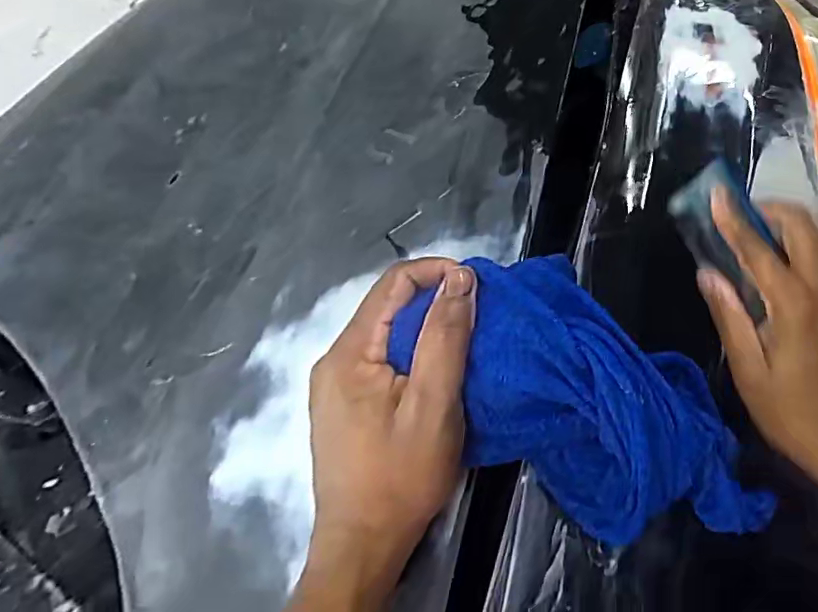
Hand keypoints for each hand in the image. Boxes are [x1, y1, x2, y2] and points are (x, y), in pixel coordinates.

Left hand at [292, 259, 475, 610]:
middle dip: (439, 299)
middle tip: (480, 316)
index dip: (439, 272)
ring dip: (432, 325)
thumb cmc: (401, 474)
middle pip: (391, 303)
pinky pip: (388, 353)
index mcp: (349, 354)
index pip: (394, 282)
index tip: (478, 287)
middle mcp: (336, 360)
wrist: (364, 545)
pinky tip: (443, 368)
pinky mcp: (349, 401)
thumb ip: (446, 335)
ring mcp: (339, 383)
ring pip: (391, 328)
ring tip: (469, 340)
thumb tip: (461, 277)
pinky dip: (420, 348)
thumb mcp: (434, 401)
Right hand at [697, 190, 817, 481]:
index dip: (734, 218)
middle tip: (741, 214)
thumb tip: (707, 272)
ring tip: (760, 230)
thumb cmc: (792, 412)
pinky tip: (782, 258)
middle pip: (801, 224)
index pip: (758, 247)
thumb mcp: (750, 372)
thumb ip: (730, 316)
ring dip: (791, 221)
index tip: (717, 194)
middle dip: (770, 209)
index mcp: (794, 302)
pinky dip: (804, 240)